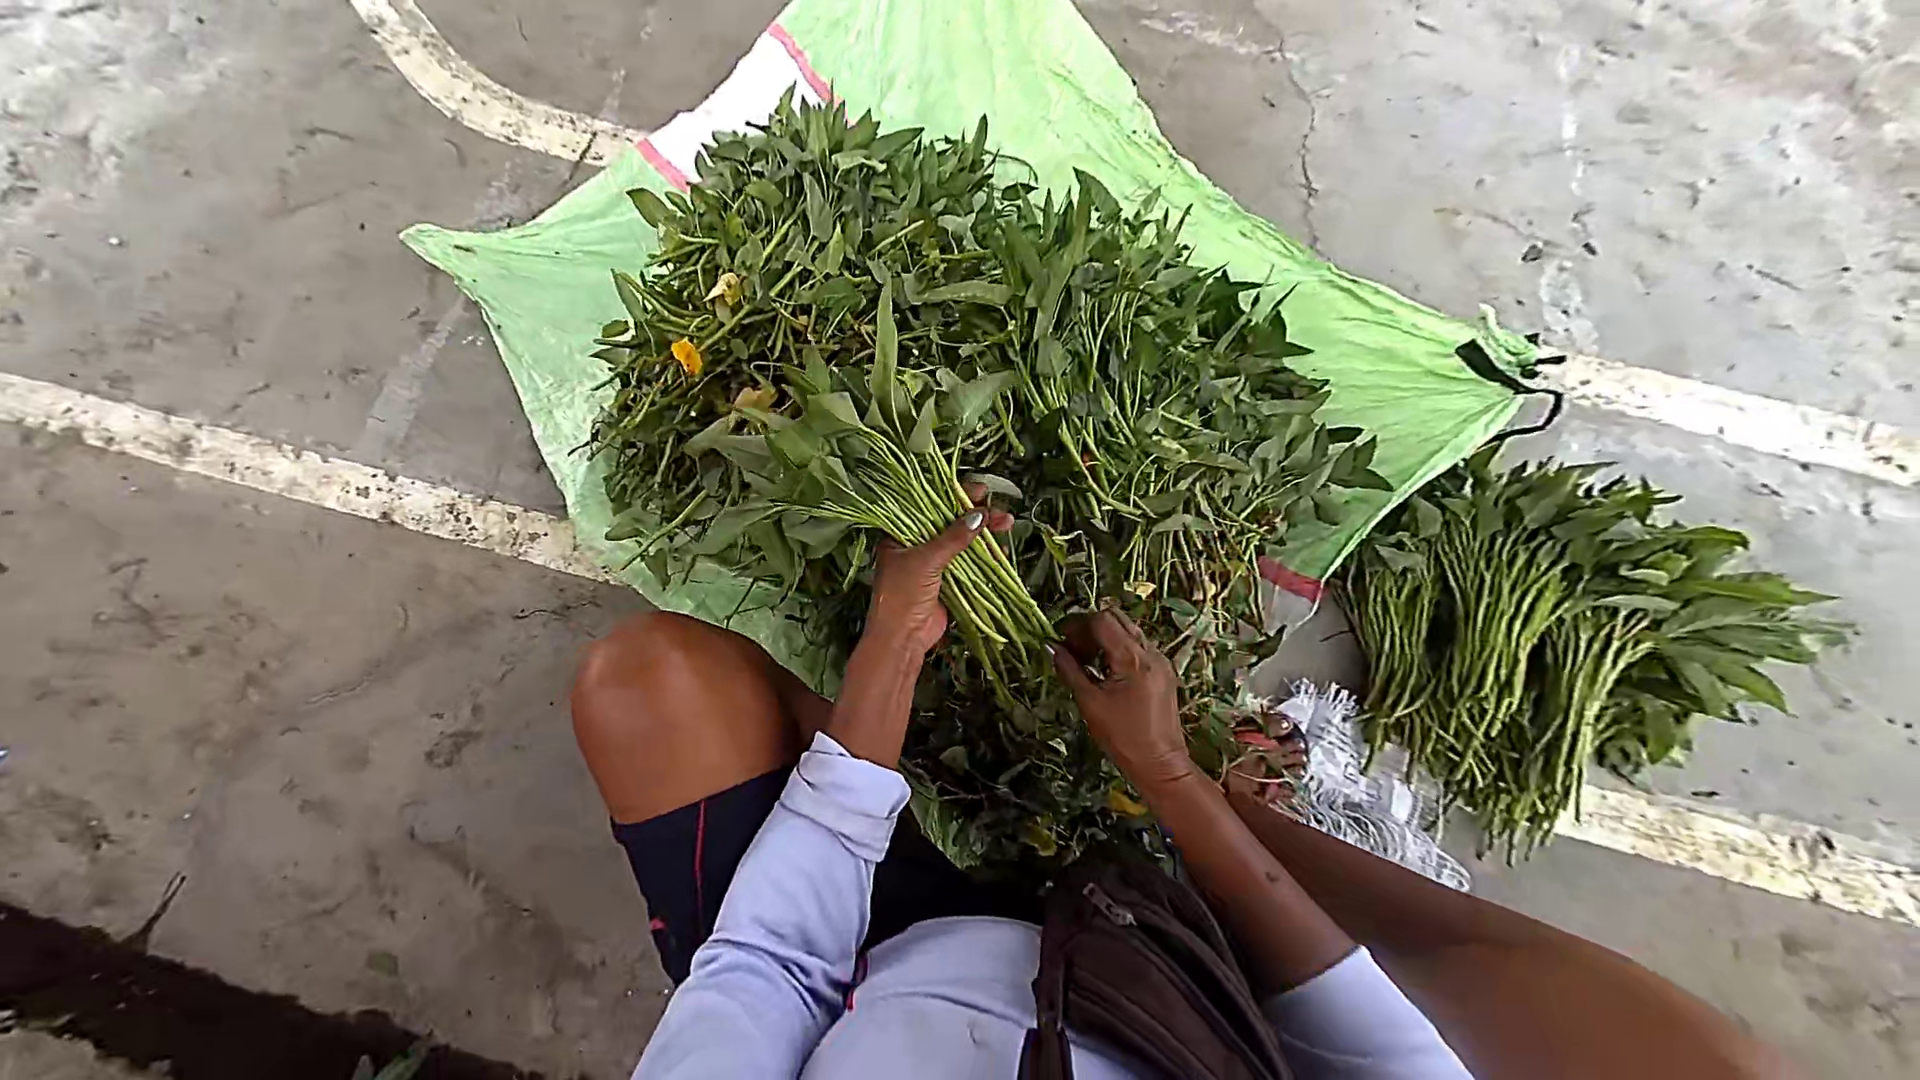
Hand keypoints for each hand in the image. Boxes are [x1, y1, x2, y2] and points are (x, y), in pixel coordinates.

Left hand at [863, 484, 1013, 657]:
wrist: (902, 640)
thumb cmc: (901, 596)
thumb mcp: (925, 561)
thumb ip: (953, 538)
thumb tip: (978, 516)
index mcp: (900, 534)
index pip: (930, 506)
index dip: (955, 495)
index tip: (981, 490)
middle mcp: (916, 544)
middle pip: (950, 522)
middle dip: (977, 516)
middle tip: (1001, 513)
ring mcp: (933, 563)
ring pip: (963, 542)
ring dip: (984, 535)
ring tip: (1007, 526)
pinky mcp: (947, 580)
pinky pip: (969, 563)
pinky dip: (985, 557)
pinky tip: (1000, 551)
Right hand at [1049, 609, 1194, 789]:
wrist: (1160, 764)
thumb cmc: (1122, 737)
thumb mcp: (1089, 702)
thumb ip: (1069, 669)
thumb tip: (1050, 647)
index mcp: (1132, 659)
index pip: (1102, 620)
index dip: (1077, 625)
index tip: (1062, 641)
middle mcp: (1150, 653)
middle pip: (1117, 618)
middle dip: (1090, 627)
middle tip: (1073, 647)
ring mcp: (1160, 660)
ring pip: (1128, 630)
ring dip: (1104, 637)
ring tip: (1086, 660)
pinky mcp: (1163, 671)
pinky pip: (1137, 646)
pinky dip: (1117, 648)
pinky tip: (1104, 669)